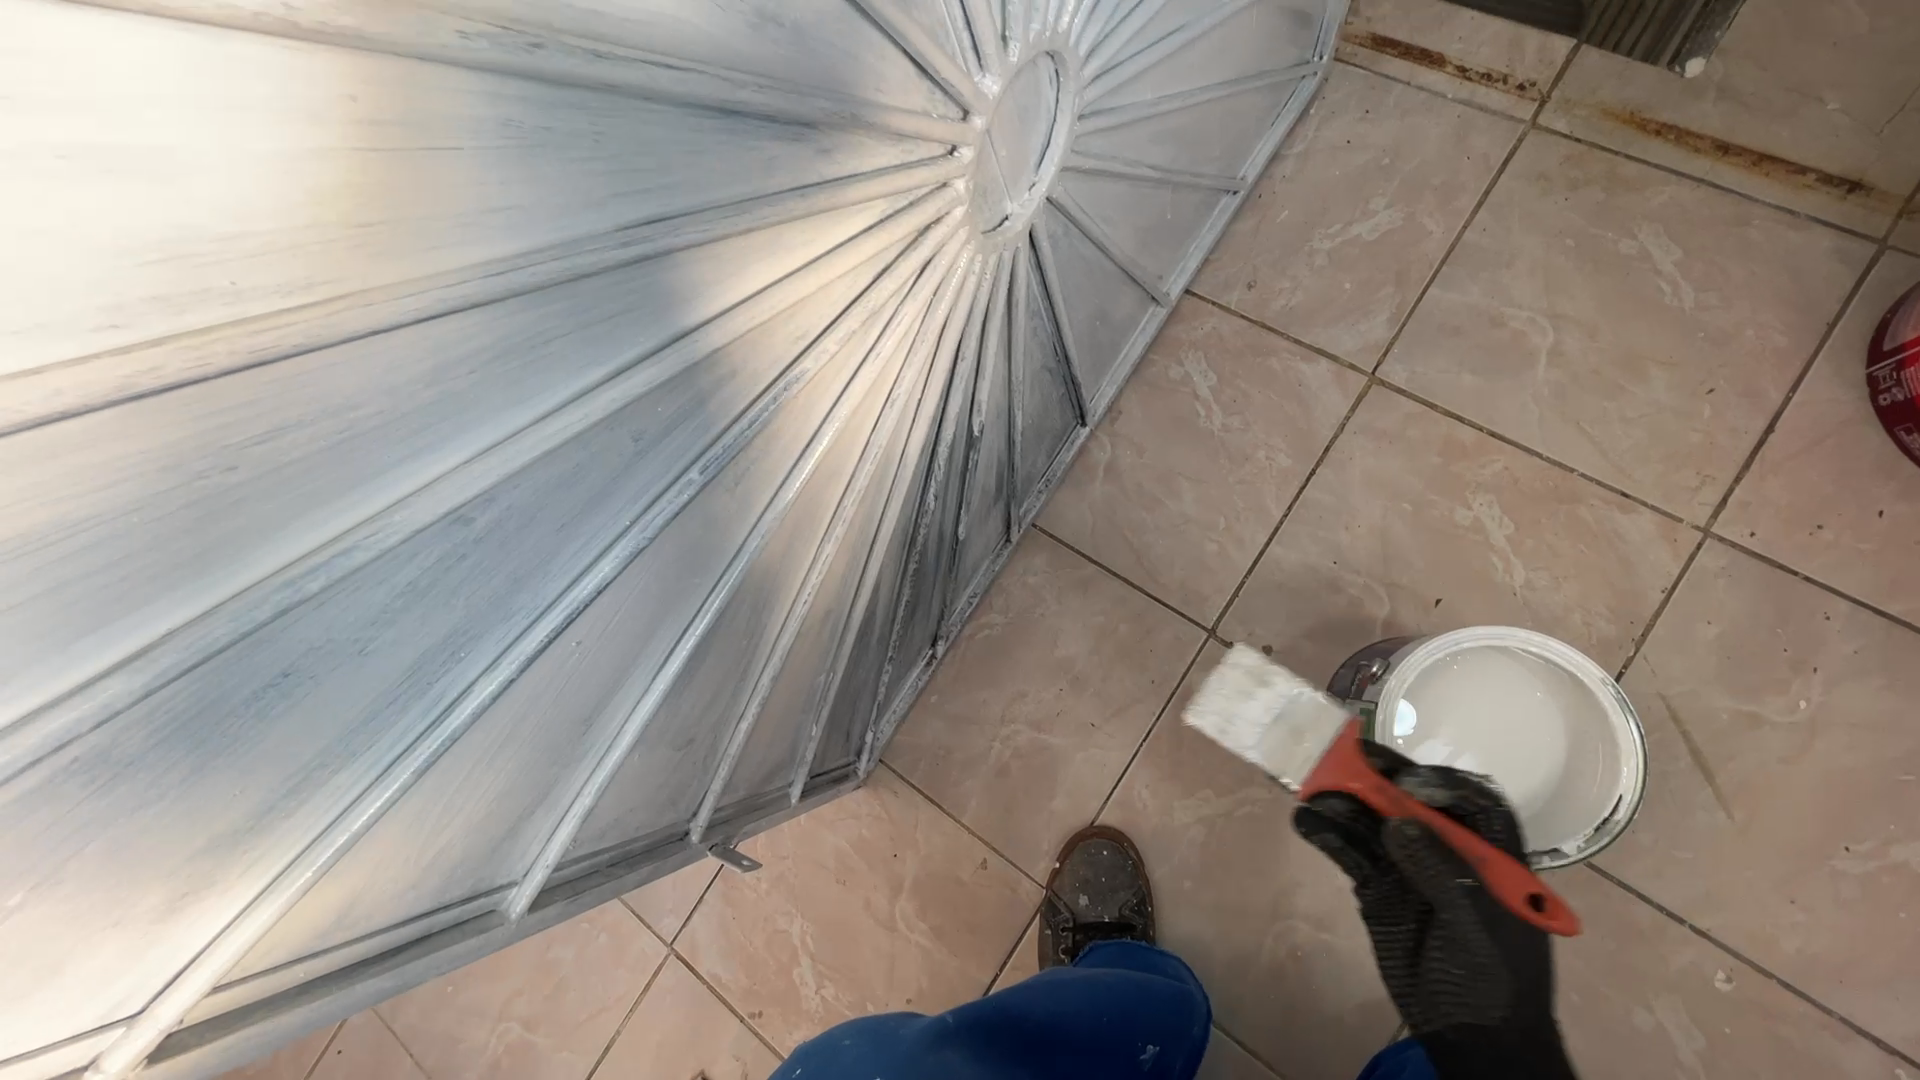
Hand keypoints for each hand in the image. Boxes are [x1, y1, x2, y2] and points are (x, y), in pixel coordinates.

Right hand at [1292, 741, 1575, 1079]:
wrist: (1469, 1037)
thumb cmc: (1492, 982)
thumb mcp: (1477, 927)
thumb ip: (1441, 872)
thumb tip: (1399, 822)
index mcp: (1492, 858)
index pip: (1475, 804)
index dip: (1445, 783)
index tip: (1408, 782)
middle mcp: (1449, 852)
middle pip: (1415, 802)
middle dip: (1382, 777)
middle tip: (1343, 754)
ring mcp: (1409, 867)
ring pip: (1374, 822)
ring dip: (1344, 803)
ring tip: (1313, 792)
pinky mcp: (1378, 886)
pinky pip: (1351, 852)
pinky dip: (1329, 834)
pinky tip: (1307, 822)